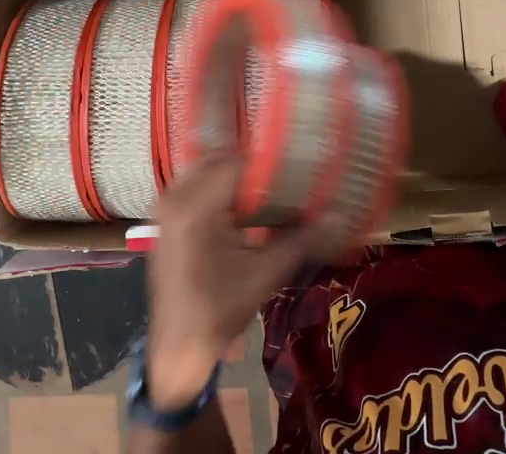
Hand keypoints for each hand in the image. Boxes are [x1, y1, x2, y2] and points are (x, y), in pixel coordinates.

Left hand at [146, 155, 336, 408]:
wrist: (178, 346)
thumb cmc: (221, 312)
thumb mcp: (266, 275)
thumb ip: (302, 240)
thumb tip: (339, 216)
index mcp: (196, 208)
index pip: (237, 164)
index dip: (268, 164)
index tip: (296, 170)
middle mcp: (175, 197)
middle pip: (219, 158)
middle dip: (252, 166)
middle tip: (284, 178)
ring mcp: (166, 206)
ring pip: (206, 168)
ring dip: (235, 174)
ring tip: (268, 190)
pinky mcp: (166, 216)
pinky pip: (195, 183)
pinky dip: (219, 186)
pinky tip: (244, 206)